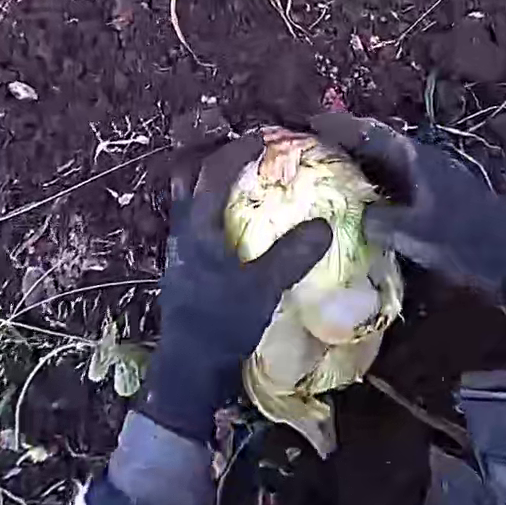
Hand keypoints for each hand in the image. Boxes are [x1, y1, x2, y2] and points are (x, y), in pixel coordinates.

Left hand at [140, 133, 331, 443]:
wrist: (188, 369)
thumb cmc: (222, 324)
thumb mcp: (263, 289)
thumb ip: (293, 255)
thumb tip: (325, 223)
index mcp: (198, 229)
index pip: (213, 174)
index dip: (237, 149)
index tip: (263, 136)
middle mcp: (184, 229)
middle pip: (187, 173)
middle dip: (212, 151)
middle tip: (245, 146)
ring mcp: (180, 243)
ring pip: (187, 191)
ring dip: (210, 172)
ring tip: (242, 169)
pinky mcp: (184, 257)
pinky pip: (195, 210)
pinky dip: (213, 196)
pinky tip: (237, 210)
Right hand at [310, 113, 505, 312]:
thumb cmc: (465, 239)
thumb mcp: (418, 232)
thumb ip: (382, 222)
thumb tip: (355, 216)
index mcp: (415, 159)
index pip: (371, 133)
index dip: (340, 126)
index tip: (310, 121)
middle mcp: (419, 160)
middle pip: (375, 142)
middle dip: (344, 140)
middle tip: (309, 143)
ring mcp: (427, 177)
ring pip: (384, 161)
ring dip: (357, 160)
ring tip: (324, 166)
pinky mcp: (432, 195)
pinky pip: (393, 181)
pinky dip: (371, 183)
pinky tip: (356, 198)